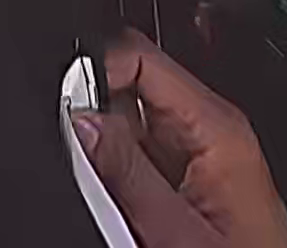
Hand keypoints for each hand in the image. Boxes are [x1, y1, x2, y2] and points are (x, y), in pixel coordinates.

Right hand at [72, 30, 286, 247]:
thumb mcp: (179, 233)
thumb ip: (127, 171)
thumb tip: (80, 117)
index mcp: (216, 123)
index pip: (142, 56)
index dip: (99, 70)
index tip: (70, 105)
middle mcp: (206, 129)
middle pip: (130, 88)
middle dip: (100, 116)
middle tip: (89, 162)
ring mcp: (193, 155)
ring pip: (127, 124)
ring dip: (106, 149)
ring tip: (113, 197)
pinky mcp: (182, 181)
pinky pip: (134, 156)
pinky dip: (115, 172)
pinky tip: (121, 205)